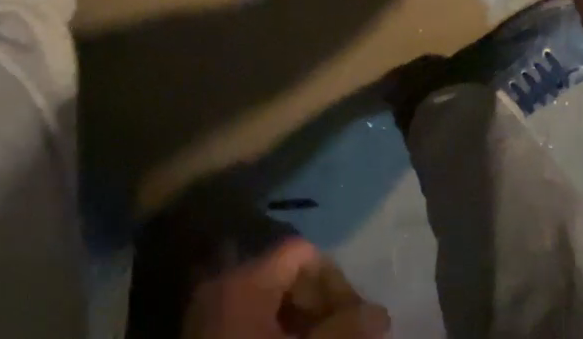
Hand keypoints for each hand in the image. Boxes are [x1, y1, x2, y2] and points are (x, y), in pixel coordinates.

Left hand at [183, 238, 390, 338]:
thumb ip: (342, 331)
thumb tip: (381, 313)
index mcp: (244, 278)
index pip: (301, 252)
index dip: (335, 280)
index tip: (355, 317)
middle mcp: (222, 281)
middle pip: (285, 273)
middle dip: (320, 302)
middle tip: (345, 333)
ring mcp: (207, 309)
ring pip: (268, 299)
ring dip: (300, 318)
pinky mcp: (201, 334)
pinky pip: (247, 318)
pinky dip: (275, 328)